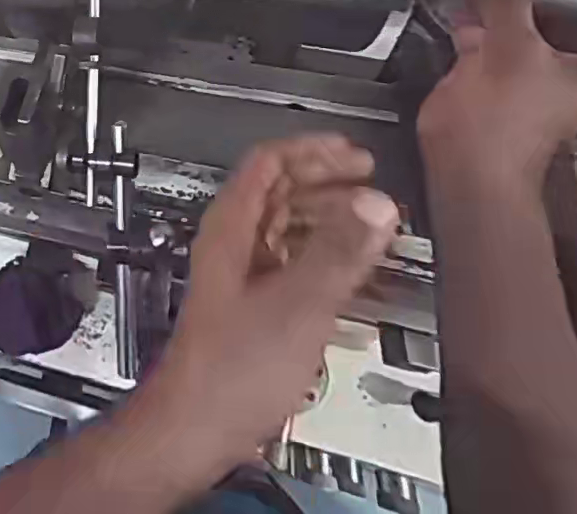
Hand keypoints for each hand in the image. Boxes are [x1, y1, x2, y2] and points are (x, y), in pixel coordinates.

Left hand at [121, 134, 399, 486]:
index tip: (354, 154)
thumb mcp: (298, 304)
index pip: (268, 162)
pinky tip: (354, 272)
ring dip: (329, 218)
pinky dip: (323, 256)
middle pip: (279, 189)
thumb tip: (377, 204)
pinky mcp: (252, 299)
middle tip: (372, 184)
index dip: (311, 151)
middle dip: (326, 181)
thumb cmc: (237, 365)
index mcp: (232, 225)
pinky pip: (291, 260)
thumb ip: (339, 252)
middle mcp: (234, 239)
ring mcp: (242, 269)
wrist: (199, 425)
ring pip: (287, 225)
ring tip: (373, 224)